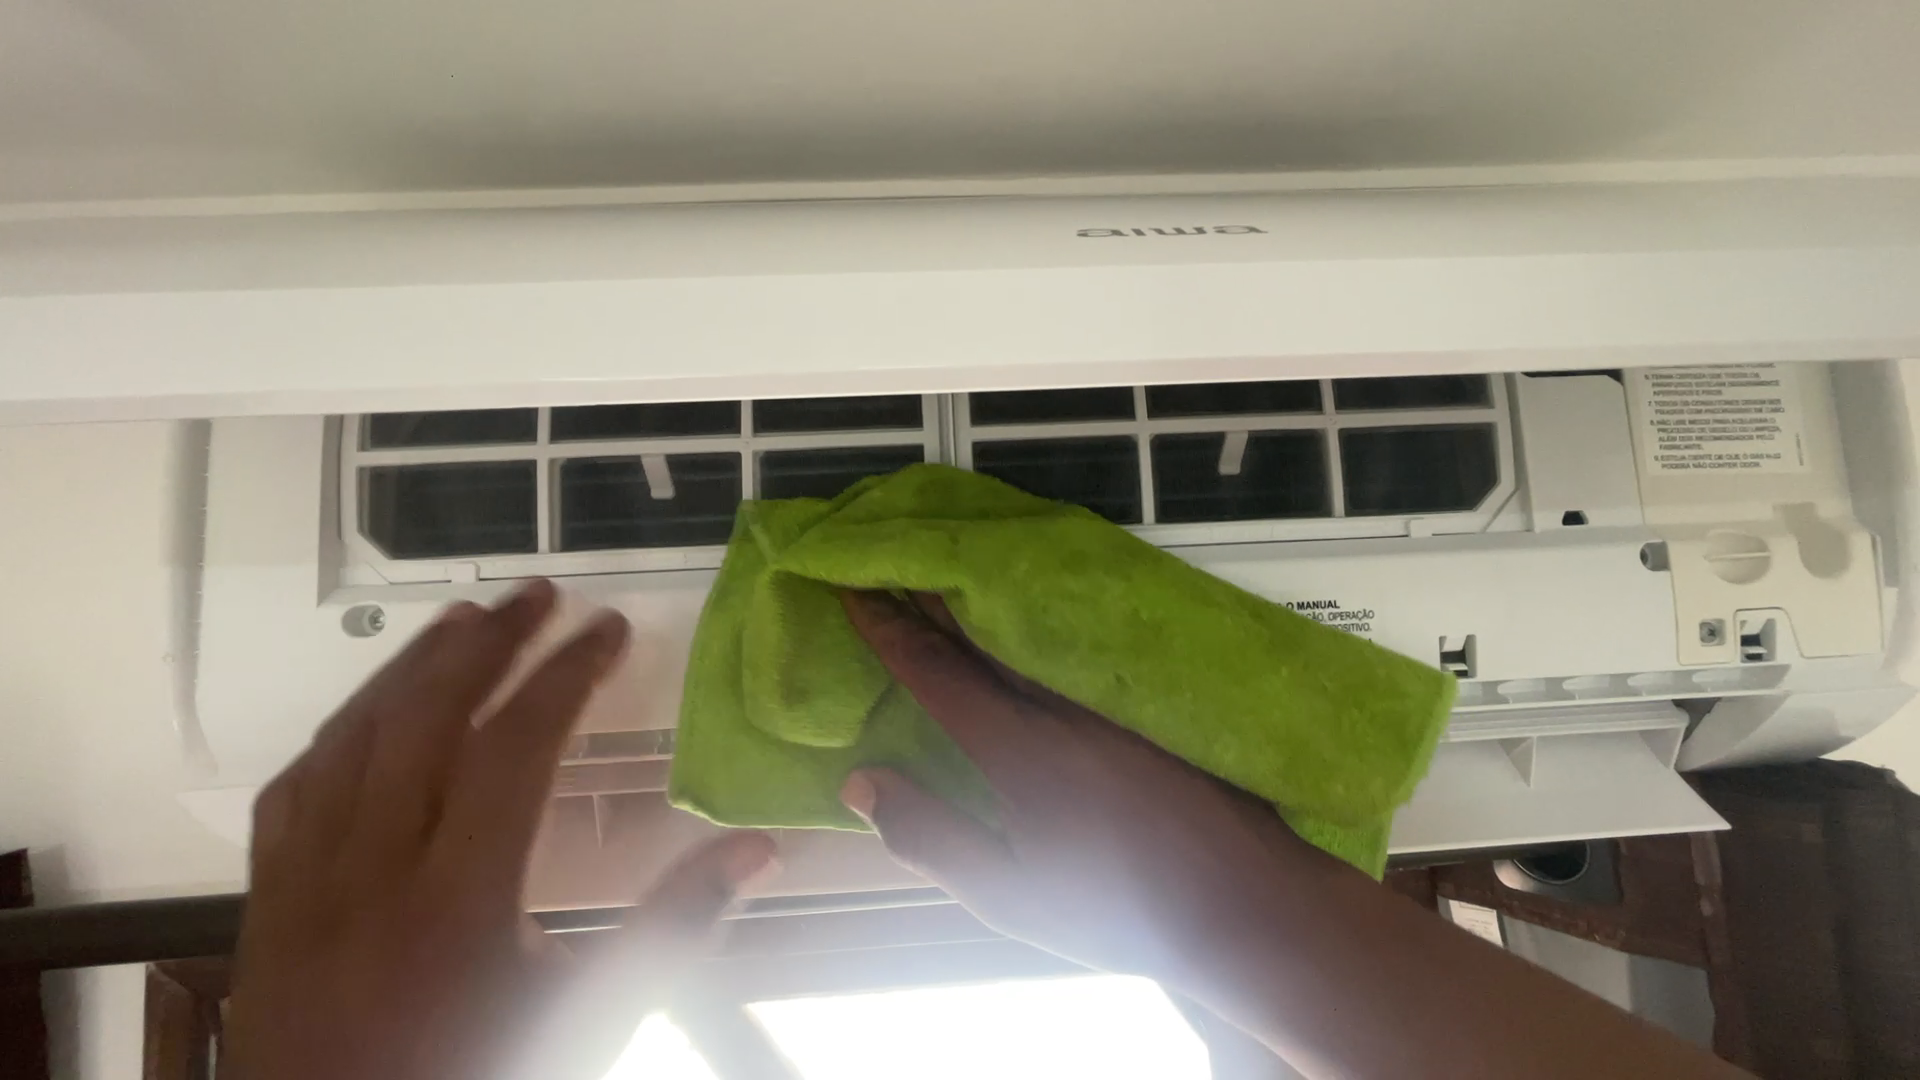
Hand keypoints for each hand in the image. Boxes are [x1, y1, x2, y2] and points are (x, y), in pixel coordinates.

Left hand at [226, 581, 776, 1079]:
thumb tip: (761, 848)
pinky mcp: (268, 911)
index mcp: (458, 900)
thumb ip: (679, 927)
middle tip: (537, 594)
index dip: (565, 676)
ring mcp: (305, 891)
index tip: (608, 629)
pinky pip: (295, 792)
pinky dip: (343, 729)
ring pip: (350, 742)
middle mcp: (371, 877)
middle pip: (424, 723)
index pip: (513, 749)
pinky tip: (373, 707)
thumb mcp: (594, 1019)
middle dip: (487, 646)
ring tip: (463, 618)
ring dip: (410, 668)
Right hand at [836, 590, 1332, 989]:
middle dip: (928, 596)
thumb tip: (861, 782)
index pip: (937, 674)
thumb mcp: (1009, 895)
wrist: (1242, 900)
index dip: (890, 631)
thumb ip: (931, 836)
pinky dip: (1030, 623)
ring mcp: (1104, 697)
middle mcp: (1058, 706)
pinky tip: (1023, 616)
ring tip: (943, 572)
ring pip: (1025, 633)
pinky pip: (1068, 644)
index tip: (856, 593)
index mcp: (1018, 749)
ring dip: (977, 600)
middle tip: (891, 560)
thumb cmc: (1115, 907)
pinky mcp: (1138, 701)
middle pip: (979, 636)